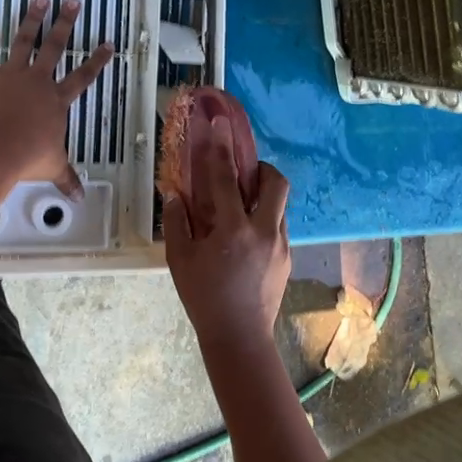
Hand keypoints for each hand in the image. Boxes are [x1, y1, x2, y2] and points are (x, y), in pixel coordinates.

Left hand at [0, 0, 113, 200]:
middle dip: (64, 23)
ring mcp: (13, 75)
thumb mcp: (53, 167)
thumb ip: (66, 178)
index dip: (96, 60)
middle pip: (55, 47)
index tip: (107, 43)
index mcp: (57, 100)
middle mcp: (38, 81)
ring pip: (24, 41)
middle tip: (72, 1)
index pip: (82, 77)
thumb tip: (80, 198)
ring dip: (32, 19)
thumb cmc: (28, 157)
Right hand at [165, 122, 290, 352]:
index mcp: (233, 229)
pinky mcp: (287, 258)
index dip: (221, 146)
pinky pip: (279, 225)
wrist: (239, 339)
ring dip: (265, 194)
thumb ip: (177, 223)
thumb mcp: (180, 260)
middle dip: (263, 169)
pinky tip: (246, 233)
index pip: (225, 177)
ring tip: (243, 202)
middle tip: (246, 170)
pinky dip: (265, 218)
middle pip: (276, 183)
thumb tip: (175, 194)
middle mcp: (263, 231)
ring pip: (281, 204)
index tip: (219, 122)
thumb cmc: (204, 298)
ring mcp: (280, 245)